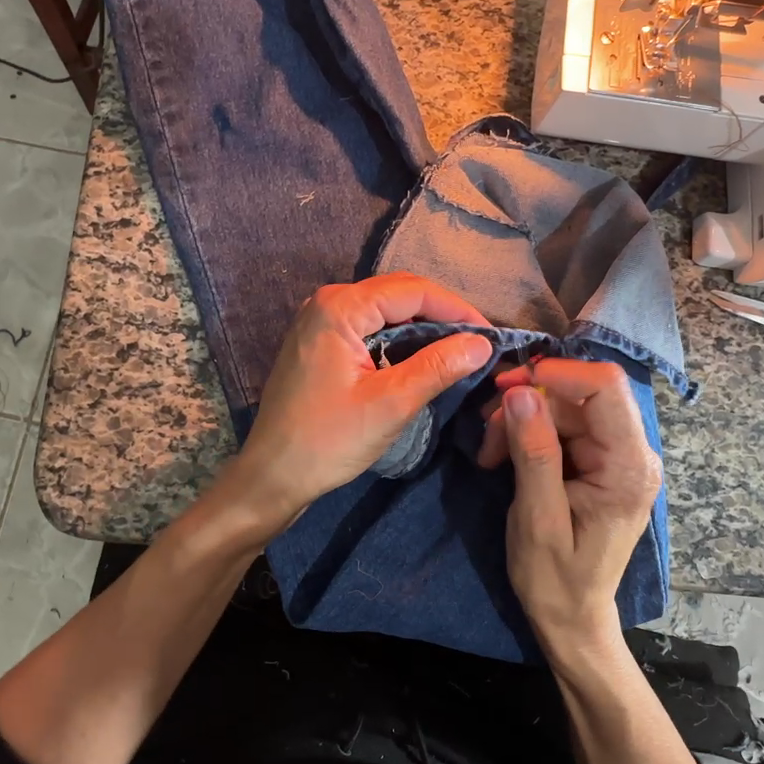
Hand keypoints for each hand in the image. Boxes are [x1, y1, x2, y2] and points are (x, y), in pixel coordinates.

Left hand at [214, 273, 493, 536]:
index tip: (491, 335)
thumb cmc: (327, 440)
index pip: (412, 290)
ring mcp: (318, 321)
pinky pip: (367, 327)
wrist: (272, 473)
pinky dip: (397, 339)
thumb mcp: (390, 404)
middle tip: (478, 344)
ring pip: (383, 310)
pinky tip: (420, 359)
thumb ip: (437, 368)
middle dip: (441, 315)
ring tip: (458, 351)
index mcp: (339, 308)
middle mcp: (326, 302)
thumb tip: (482, 343)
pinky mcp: (318, 342)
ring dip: (421, 327)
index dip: (457, 309)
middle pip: (397, 294)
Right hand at [484, 360, 662, 669]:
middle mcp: (631, 452)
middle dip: (527, 402)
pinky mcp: (594, 458)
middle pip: (579, 394)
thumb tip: (520, 392)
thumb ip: (534, 453)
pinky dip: (524, 431)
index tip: (508, 386)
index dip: (559, 373)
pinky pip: (557, 423)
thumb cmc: (556, 579)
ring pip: (562, 404)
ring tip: (489, 453)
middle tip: (486, 432)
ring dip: (519, 419)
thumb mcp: (537, 519)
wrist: (570, 617)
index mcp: (629, 467)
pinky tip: (500, 455)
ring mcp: (612, 454)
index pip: (607, 388)